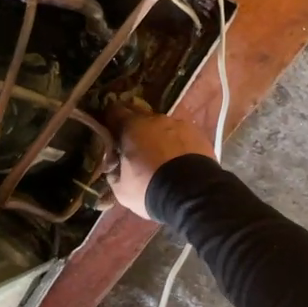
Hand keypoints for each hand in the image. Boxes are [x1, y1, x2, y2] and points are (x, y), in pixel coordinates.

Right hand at [103, 104, 214, 218]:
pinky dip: (177, 143)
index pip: (115, 112)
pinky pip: (181, 134)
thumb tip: (114, 166)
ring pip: (163, 125)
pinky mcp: (198, 133)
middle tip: (132, 143)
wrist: (191, 194)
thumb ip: (114, 171)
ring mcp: (179, 124)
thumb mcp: (121, 188)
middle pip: (140, 115)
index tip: (109, 130)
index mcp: (132, 127)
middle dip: (135, 127)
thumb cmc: (148, 188)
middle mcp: (155, 119)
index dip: (110, 120)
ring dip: (158, 136)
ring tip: (159, 155)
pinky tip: (178, 158)